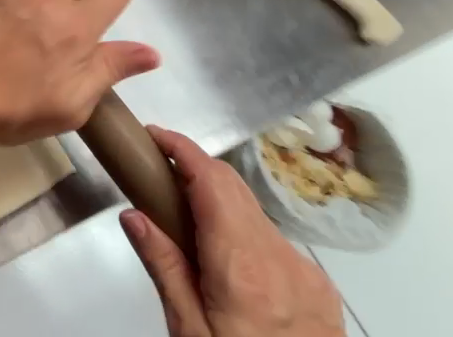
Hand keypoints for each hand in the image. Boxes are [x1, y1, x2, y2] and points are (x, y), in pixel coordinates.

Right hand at [122, 127, 346, 336]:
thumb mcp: (188, 331)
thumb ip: (164, 269)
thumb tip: (133, 214)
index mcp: (241, 265)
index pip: (212, 181)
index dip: (182, 148)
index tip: (153, 135)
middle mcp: (280, 258)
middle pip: (234, 187)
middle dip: (194, 167)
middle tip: (155, 170)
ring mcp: (306, 272)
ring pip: (253, 213)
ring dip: (218, 201)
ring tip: (183, 219)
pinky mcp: (319, 289)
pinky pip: (273, 241)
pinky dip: (242, 230)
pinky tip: (223, 256)